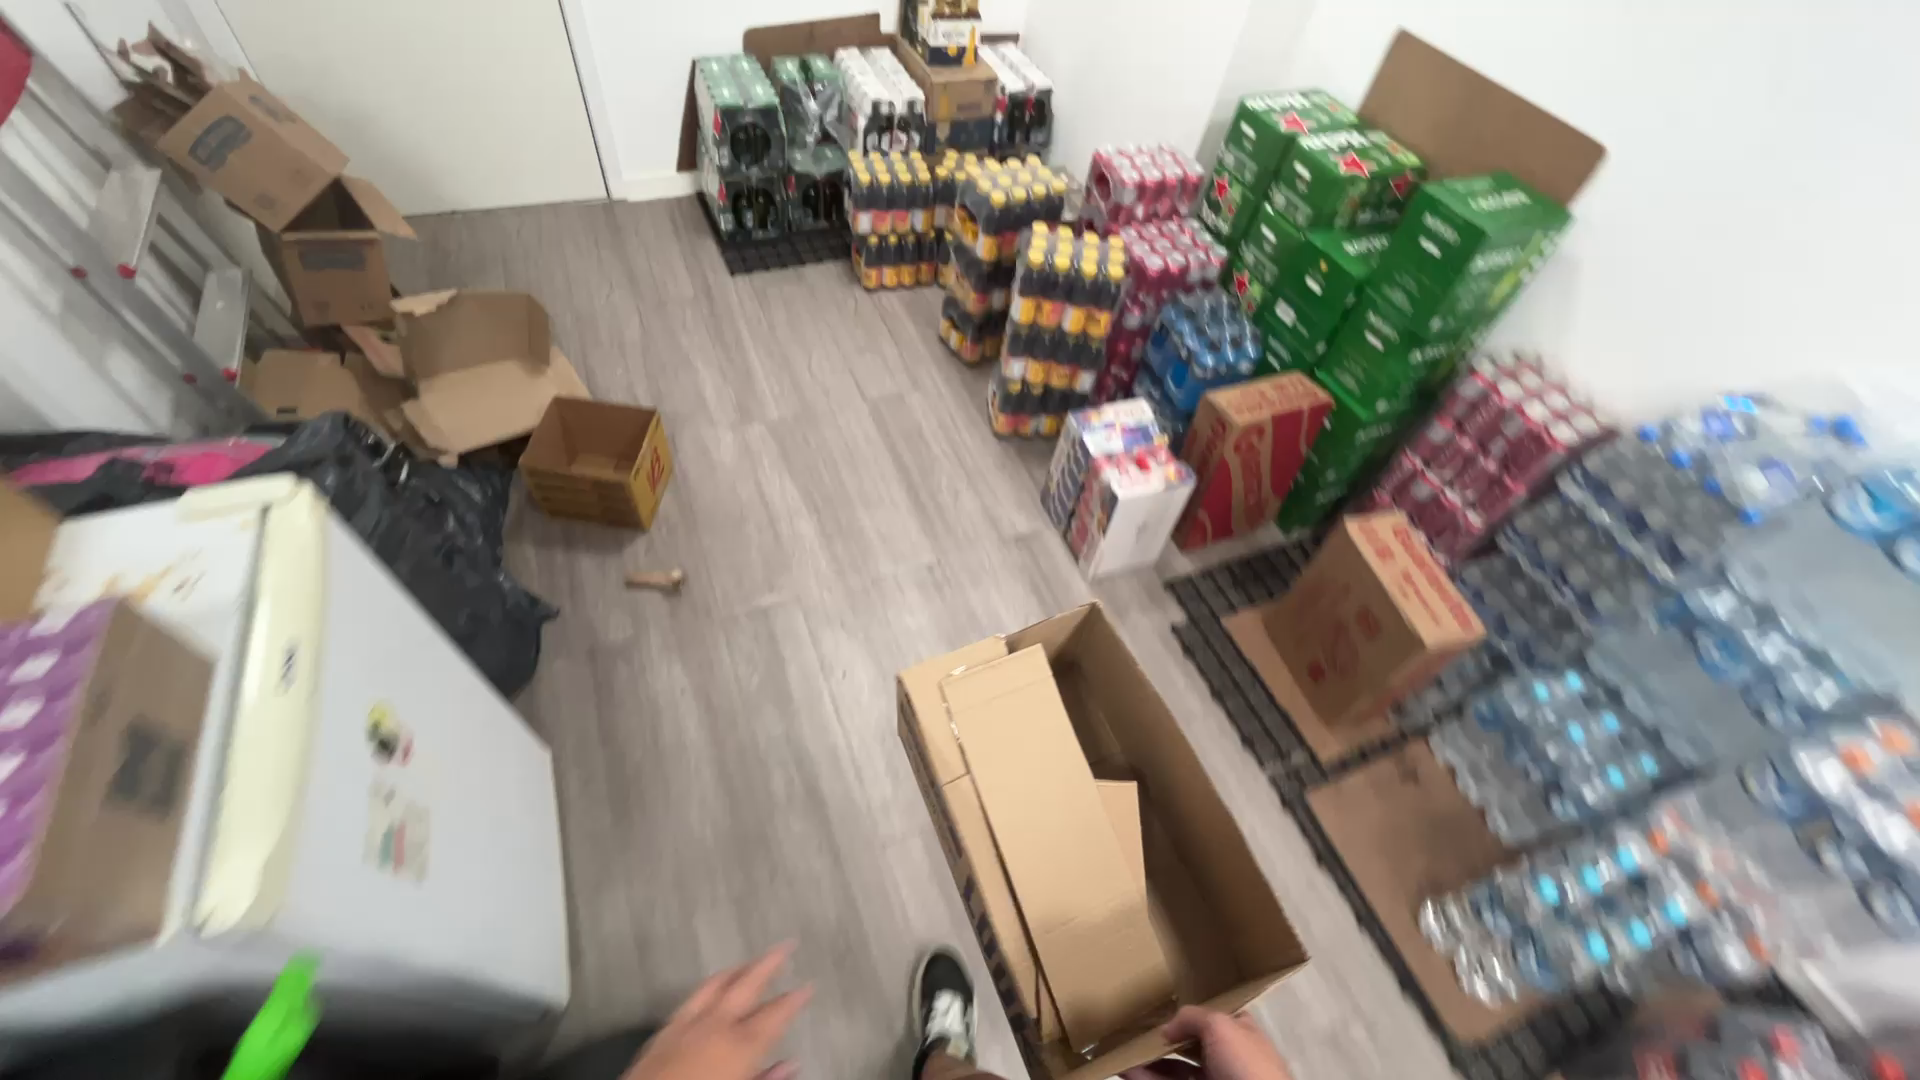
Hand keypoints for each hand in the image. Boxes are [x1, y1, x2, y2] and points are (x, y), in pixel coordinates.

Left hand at [622, 942, 814, 1079]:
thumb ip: (767, 1077)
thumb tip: (790, 1065)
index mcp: (739, 1045)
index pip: (775, 1014)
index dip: (794, 999)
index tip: (808, 985)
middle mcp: (715, 1026)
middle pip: (748, 984)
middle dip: (769, 961)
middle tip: (786, 944)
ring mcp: (686, 1025)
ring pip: (717, 984)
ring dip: (738, 970)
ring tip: (750, 961)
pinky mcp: (662, 1032)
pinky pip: (691, 998)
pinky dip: (708, 987)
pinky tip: (710, 988)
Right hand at [1123, 1006, 1294, 1079]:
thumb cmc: (1245, 1066)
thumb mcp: (1220, 1025)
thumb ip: (1191, 1017)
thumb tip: (1167, 1029)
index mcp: (1240, 1034)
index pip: (1211, 1017)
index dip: (1188, 1013)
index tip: (1159, 1009)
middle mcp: (1227, 1058)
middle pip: (1188, 1045)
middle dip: (1161, 1040)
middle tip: (1133, 1034)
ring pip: (1176, 1070)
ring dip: (1149, 1063)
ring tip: (1121, 1055)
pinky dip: (1148, 1078)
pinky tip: (1127, 1072)